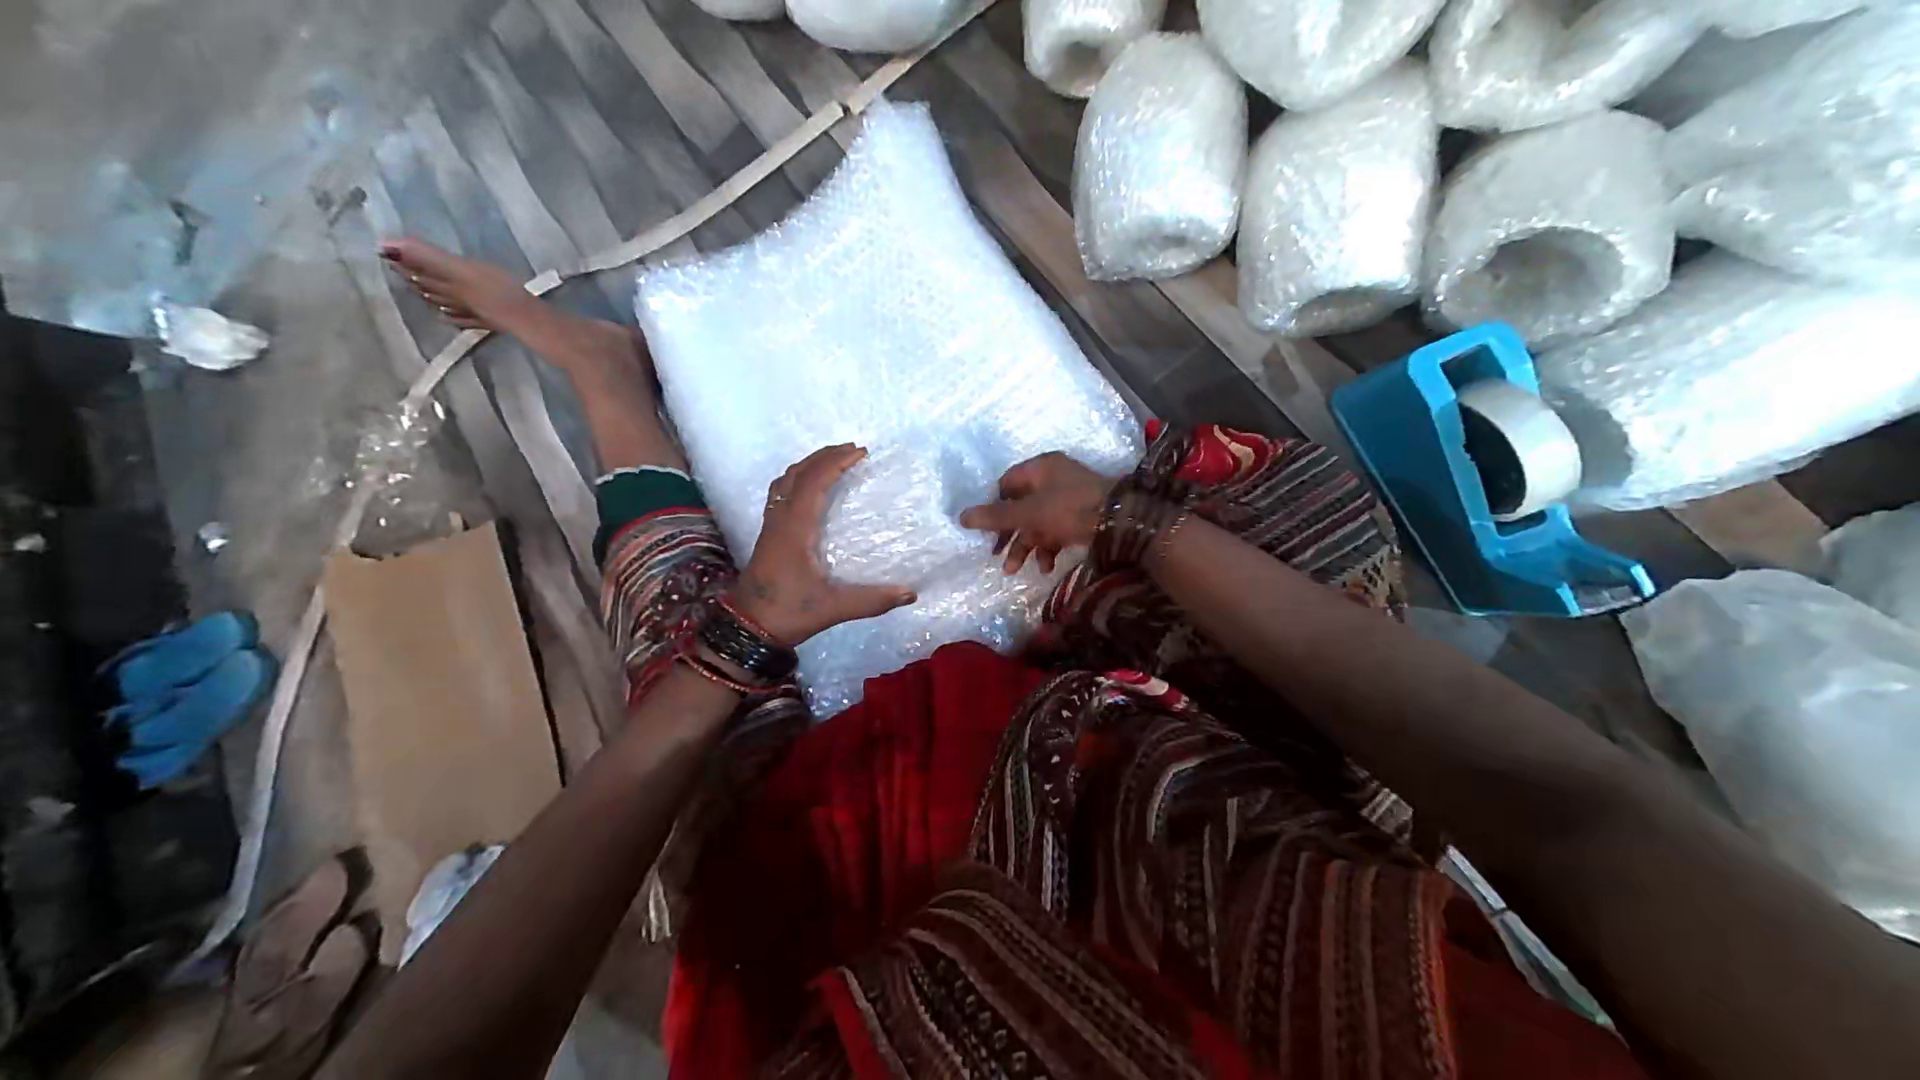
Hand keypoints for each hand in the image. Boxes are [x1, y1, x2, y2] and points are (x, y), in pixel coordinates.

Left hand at [729, 444, 916, 645]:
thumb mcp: (834, 608)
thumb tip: (911, 593)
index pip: (815, 482)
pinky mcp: (768, 534)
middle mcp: (780, 519)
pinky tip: (808, 488)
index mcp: (796, 528)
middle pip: (798, 473)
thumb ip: (872, 600)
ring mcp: (770, 525)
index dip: (837, 462)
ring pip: (785, 481)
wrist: (747, 627)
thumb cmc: (789, 612)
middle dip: (825, 456)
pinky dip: (796, 479)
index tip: (861, 453)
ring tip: (832, 460)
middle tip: (852, 449)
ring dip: (809, 465)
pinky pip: (780, 493)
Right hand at [959, 452, 1112, 574]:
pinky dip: (1048, 548)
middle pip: (1021, 506)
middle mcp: (1053, 479)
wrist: (1119, 520)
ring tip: (1016, 571)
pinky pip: (1057, 530)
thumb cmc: (1068, 509)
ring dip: (1026, 546)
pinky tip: (1046, 567)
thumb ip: (995, 517)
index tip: (986, 529)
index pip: (1006, 484)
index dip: (994, 506)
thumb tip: (961, 517)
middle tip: (996, 555)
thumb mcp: (1027, 514)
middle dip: (1009, 535)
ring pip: (1038, 522)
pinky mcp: (1081, 516)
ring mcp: (1069, 498)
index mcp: (1039, 468)